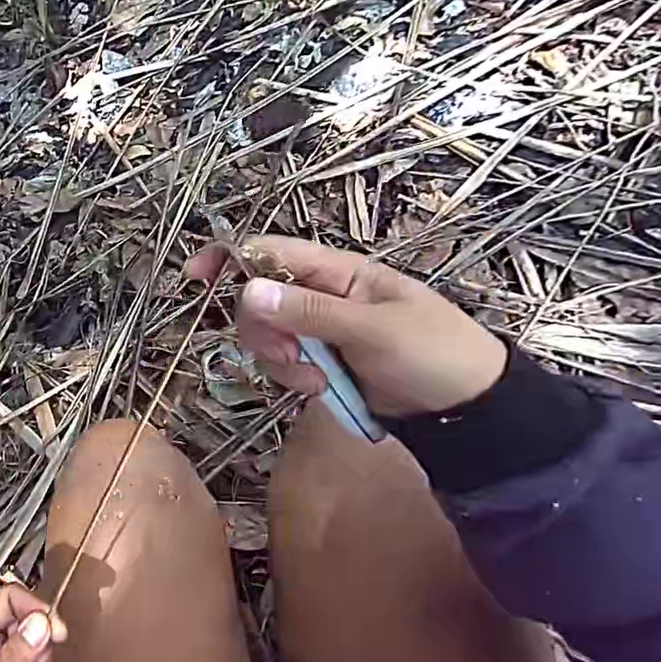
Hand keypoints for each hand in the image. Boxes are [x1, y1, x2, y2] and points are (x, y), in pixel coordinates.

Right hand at [185, 235, 506, 416]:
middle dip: (264, 331)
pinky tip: (322, 387)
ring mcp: (316, 329)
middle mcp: (318, 295)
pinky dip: (292, 377)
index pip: (271, 252)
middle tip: (292, 356)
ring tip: (317, 378)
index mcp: (336, 272)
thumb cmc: (433, 352)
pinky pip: (281, 362)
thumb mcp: (373, 329)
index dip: (230, 258)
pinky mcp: (317, 359)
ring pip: (265, 335)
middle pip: (258, 300)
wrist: (464, 409)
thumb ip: (309, 311)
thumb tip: (249, 291)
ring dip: (281, 360)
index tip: (196, 276)